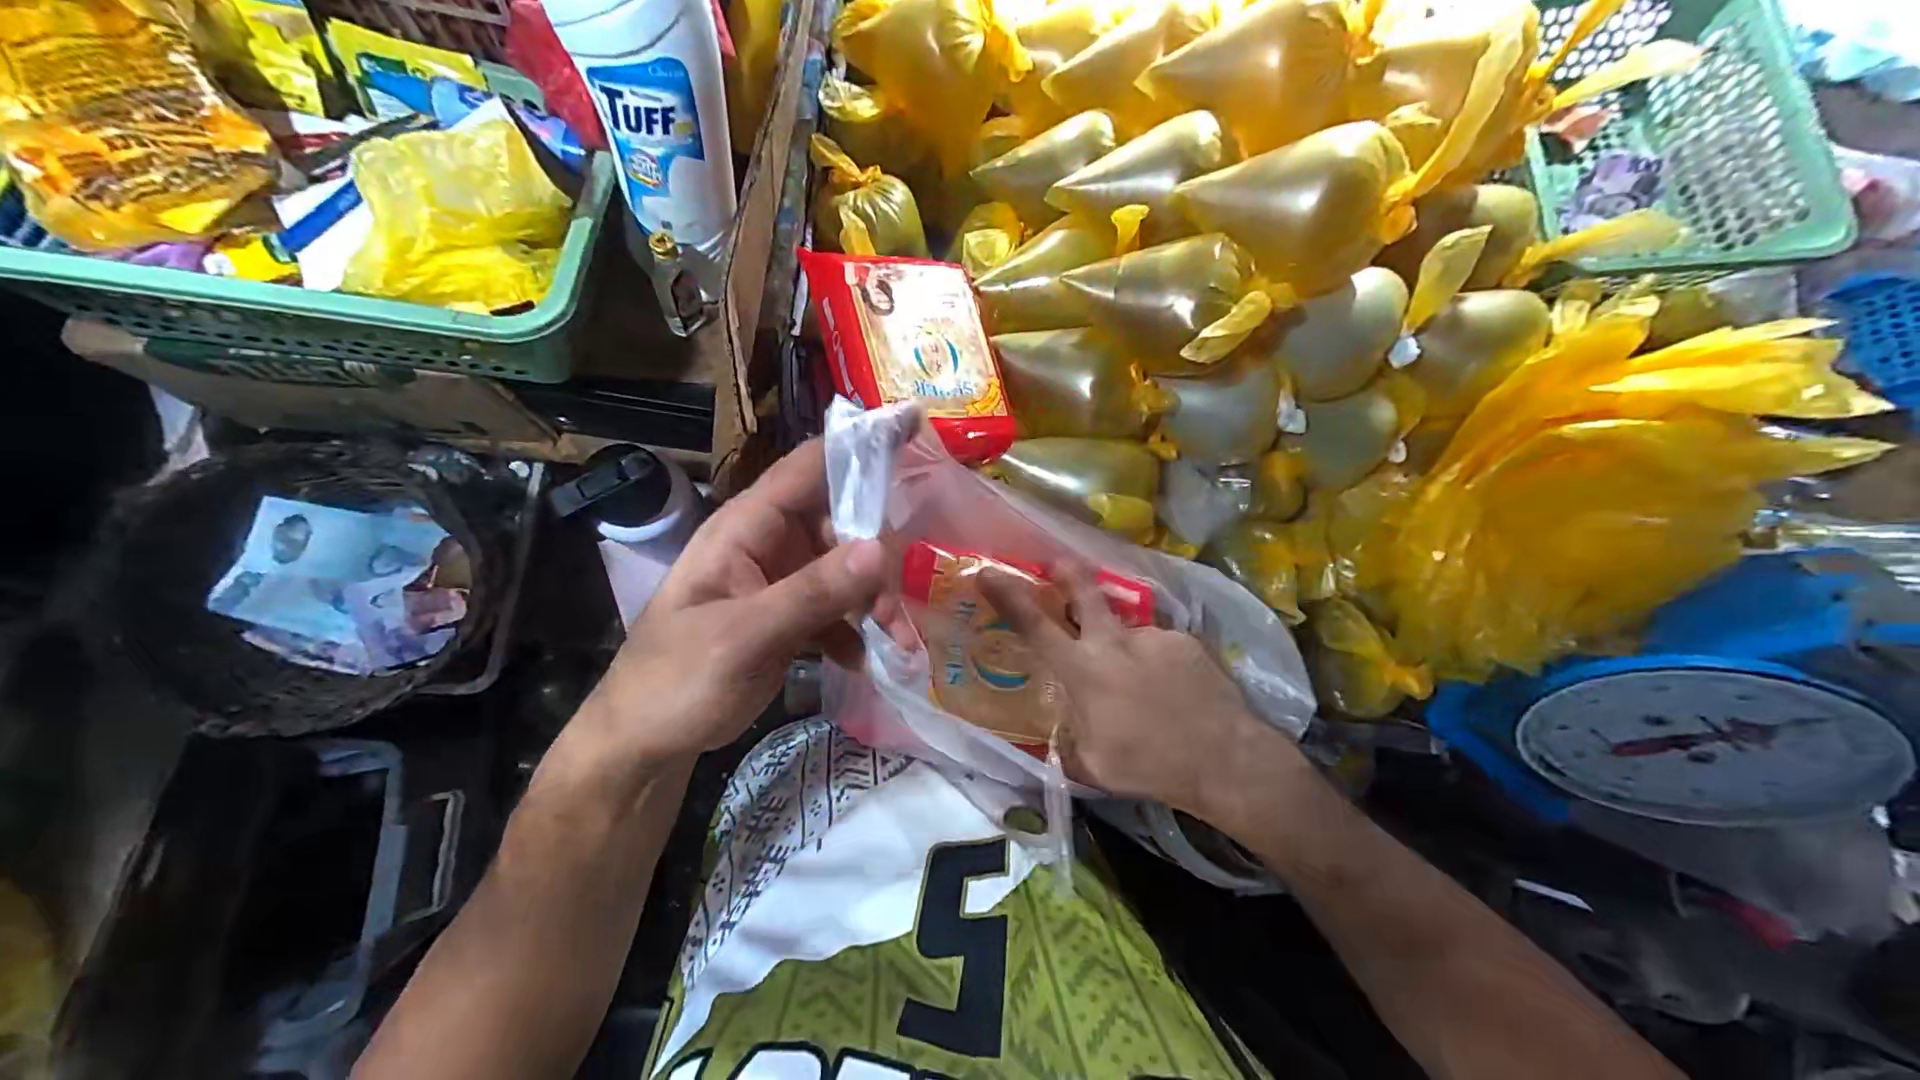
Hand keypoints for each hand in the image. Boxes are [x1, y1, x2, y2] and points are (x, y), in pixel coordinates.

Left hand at [579, 440, 886, 763]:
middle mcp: (769, 543)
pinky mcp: (791, 616)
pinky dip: (860, 630)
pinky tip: (869, 660)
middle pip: (841, 524)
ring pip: (848, 569)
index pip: (809, 467)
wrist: (646, 741)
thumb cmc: (676, 678)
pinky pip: (839, 608)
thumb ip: (812, 592)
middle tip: (896, 608)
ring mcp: (781, 581)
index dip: (860, 445)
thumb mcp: (743, 636)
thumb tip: (882, 549)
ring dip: (875, 603)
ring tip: (894, 644)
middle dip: (877, 560)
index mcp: (746, 527)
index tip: (914, 425)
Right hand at [978, 563, 1309, 819]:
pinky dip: (1157, 664)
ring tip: (1144, 687)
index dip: (1008, 595)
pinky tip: (1172, 691)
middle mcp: (1114, 642)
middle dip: (1067, 574)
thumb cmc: (1149, 765)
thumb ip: (1069, 737)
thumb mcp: (1091, 763)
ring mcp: (1153, 637)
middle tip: (1058, 564)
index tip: (989, 572)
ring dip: (1124, 649)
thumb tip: (1061, 729)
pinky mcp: (1186, 641)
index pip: (1035, 625)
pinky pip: (1159, 646)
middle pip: (1084, 592)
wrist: (1224, 759)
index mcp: (1083, 670)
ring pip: (1126, 632)